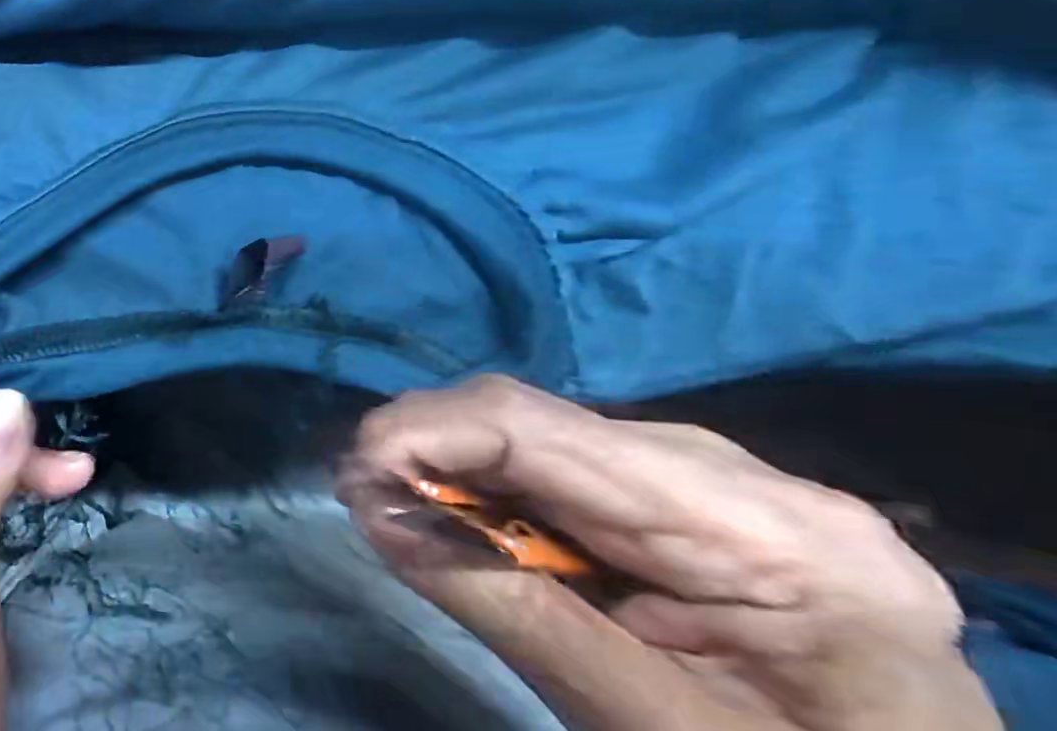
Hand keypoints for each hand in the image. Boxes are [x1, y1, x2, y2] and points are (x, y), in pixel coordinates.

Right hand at [340, 376, 1000, 730]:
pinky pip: (567, 466)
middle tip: (369, 506)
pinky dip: (503, 493)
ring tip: (416, 522)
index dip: (426, 432)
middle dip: (434, 455)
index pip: (546, 429)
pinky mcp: (691, 494)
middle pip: (538, 421)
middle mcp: (742, 475)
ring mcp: (718, 478)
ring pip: (542, 435)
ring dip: (462, 474)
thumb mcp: (644, 725)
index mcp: (771, 534)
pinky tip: (484, 532)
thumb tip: (371, 509)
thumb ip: (506, 605)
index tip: (349, 474)